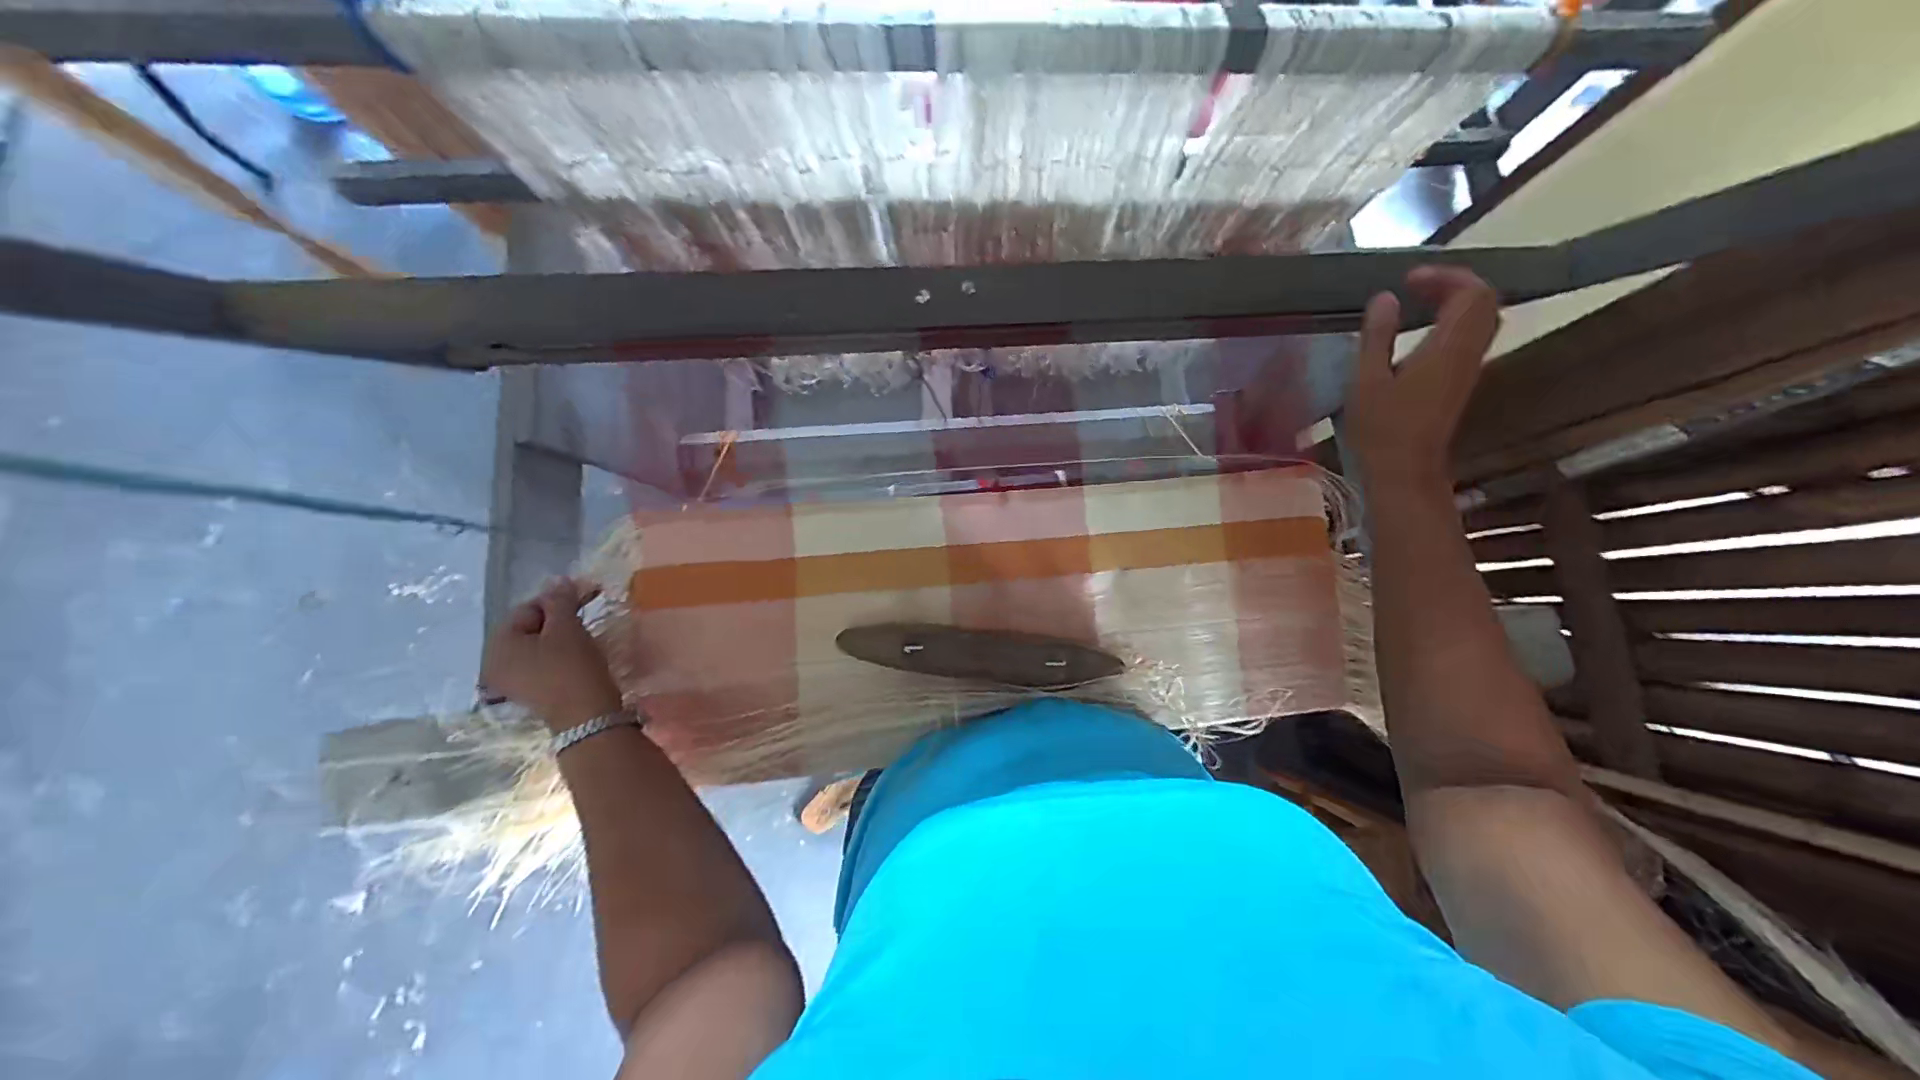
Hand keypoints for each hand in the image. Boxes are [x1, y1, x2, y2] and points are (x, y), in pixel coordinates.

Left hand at [480, 578, 624, 731]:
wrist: (587, 716)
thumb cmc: (572, 667)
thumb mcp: (567, 628)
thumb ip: (559, 600)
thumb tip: (557, 579)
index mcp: (498, 644)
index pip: (528, 608)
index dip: (559, 600)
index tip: (588, 596)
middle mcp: (496, 662)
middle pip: (530, 626)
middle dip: (559, 617)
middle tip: (587, 614)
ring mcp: (511, 680)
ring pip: (537, 644)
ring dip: (561, 634)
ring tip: (585, 634)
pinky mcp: (529, 691)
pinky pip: (540, 661)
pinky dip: (558, 652)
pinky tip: (577, 654)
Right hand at [1343, 265, 1500, 490]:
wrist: (1405, 471)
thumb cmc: (1381, 429)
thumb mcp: (1367, 380)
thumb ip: (1377, 336)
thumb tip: (1386, 298)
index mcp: (1448, 348)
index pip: (1471, 292)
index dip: (1445, 276)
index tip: (1407, 281)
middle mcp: (1468, 353)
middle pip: (1484, 302)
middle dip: (1453, 284)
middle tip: (1414, 287)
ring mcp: (1468, 369)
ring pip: (1481, 320)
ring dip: (1455, 303)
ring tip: (1417, 304)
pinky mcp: (1460, 383)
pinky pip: (1470, 338)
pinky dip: (1452, 323)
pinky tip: (1420, 333)